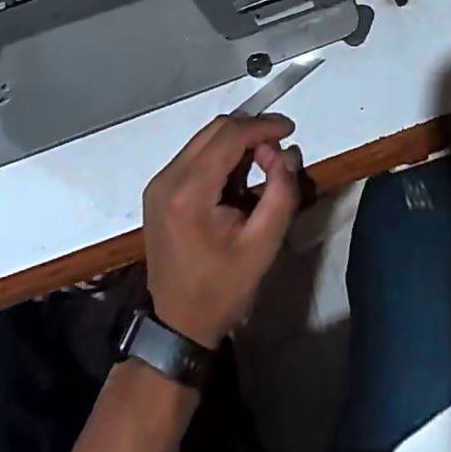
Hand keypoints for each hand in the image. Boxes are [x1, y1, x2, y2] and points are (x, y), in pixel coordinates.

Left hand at [142, 114, 302, 348]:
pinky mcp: (160, 191)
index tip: (290, 129)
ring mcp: (159, 184)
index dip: (262, 126)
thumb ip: (281, 192)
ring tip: (265, 163)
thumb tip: (285, 153)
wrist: (179, 325)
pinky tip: (241, 175)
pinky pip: (196, 155)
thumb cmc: (223, 288)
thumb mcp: (264, 244)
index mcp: (188, 193)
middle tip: (280, 150)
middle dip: (252, 130)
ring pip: (206, 139)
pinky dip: (223, 154)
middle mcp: (167, 180)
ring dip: (238, 141)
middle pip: (215, 130)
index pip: (228, 137)